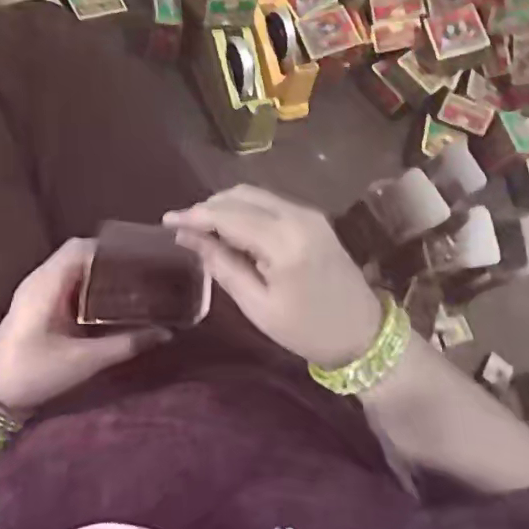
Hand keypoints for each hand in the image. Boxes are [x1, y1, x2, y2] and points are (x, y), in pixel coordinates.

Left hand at [0, 239, 168, 411]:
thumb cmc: (34, 372)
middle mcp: (39, 280)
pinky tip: (109, 300)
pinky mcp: (37, 305)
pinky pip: (67, 282)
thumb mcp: (84, 361)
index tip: (140, 259)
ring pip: (73, 267)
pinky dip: (89, 284)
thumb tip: (165, 333)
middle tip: (142, 272)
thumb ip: (126, 344)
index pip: (80, 248)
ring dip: (100, 271)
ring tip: (132, 283)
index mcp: (46, 284)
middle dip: (110, 259)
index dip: (111, 249)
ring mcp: (36, 291)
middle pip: (78, 253)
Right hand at [163, 185, 383, 367]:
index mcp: (284, 241)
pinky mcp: (314, 218)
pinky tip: (231, 229)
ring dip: (226, 206)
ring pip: (255, 195)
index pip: (228, 215)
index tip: (165, 222)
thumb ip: (222, 266)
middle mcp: (297, 216)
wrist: (363, 333)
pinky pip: (270, 203)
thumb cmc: (307, 330)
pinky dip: (245, 210)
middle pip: (240, 195)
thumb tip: (188, 238)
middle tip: (182, 229)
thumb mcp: (258, 305)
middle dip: (208, 207)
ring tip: (201, 229)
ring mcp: (309, 213)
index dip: (194, 215)